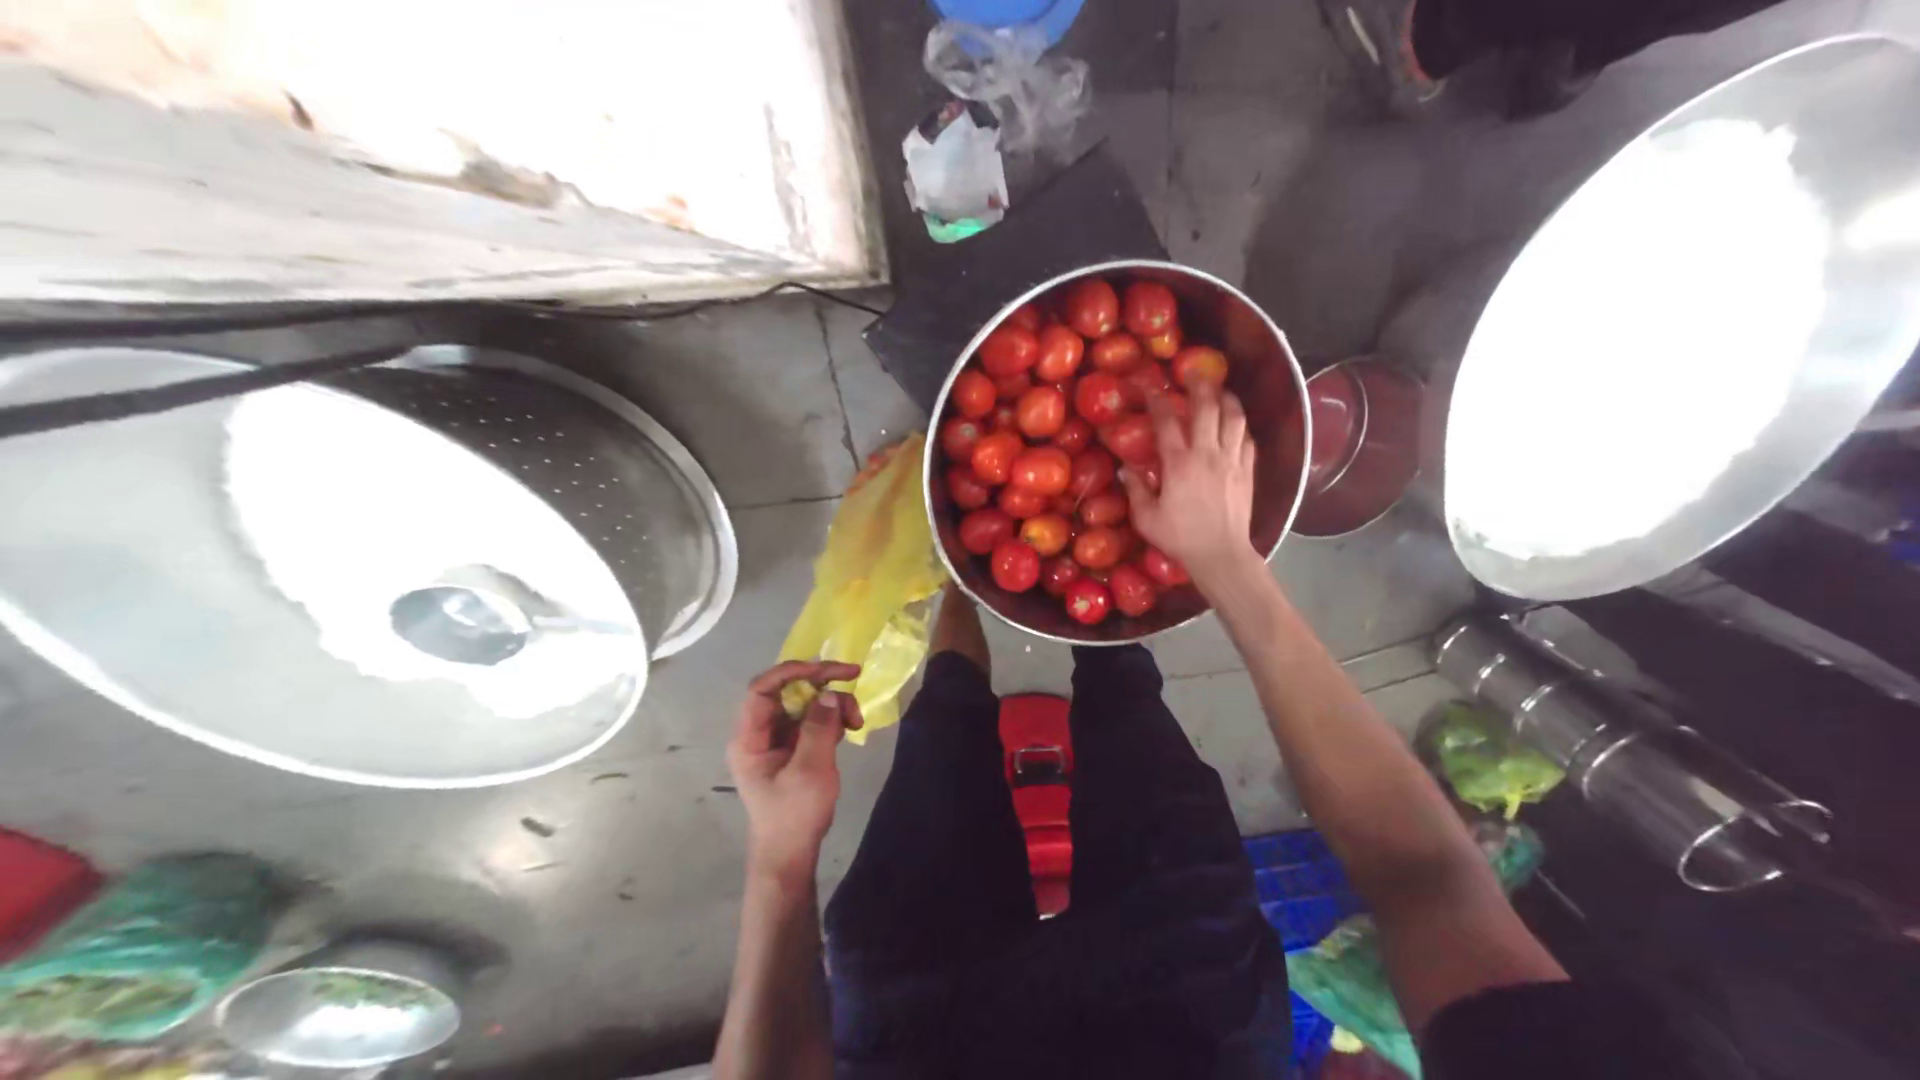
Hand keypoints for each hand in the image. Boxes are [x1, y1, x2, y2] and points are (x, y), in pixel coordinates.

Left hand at [728, 661, 864, 877]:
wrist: (791, 855)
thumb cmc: (793, 815)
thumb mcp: (809, 770)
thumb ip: (818, 728)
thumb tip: (830, 693)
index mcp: (749, 737)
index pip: (761, 689)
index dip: (790, 671)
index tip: (823, 670)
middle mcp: (760, 732)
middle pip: (787, 690)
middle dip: (821, 683)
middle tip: (853, 676)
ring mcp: (778, 739)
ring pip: (805, 702)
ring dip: (833, 703)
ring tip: (856, 720)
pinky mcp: (796, 747)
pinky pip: (814, 719)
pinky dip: (834, 717)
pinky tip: (851, 728)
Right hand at [1121, 385, 1257, 582]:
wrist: (1221, 554)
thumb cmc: (1180, 537)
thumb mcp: (1147, 518)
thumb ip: (1136, 490)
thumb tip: (1126, 469)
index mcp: (1179, 464)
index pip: (1166, 422)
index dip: (1157, 401)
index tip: (1151, 387)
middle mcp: (1207, 454)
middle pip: (1207, 408)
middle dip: (1200, 386)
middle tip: (1194, 374)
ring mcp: (1231, 461)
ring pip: (1234, 418)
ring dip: (1227, 399)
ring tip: (1221, 391)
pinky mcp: (1248, 471)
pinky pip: (1248, 439)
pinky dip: (1241, 427)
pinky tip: (1236, 425)